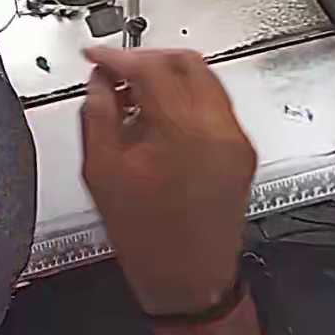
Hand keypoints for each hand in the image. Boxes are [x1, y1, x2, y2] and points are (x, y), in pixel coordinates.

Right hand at [80, 47, 256, 314]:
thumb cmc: (148, 237)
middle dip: (145, 57)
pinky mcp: (239, 150)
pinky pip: (212, 102)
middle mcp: (219, 130)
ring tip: (129, 90)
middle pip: (186, 61)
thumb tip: (99, 83)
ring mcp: (235, 139)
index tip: (95, 55)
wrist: (187, 278)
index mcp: (184, 132)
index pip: (152, 67)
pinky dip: (182, 95)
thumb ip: (98, 115)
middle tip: (113, 68)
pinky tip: (153, 112)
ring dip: (165, 74)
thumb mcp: (102, 171)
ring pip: (203, 77)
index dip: (116, 56)